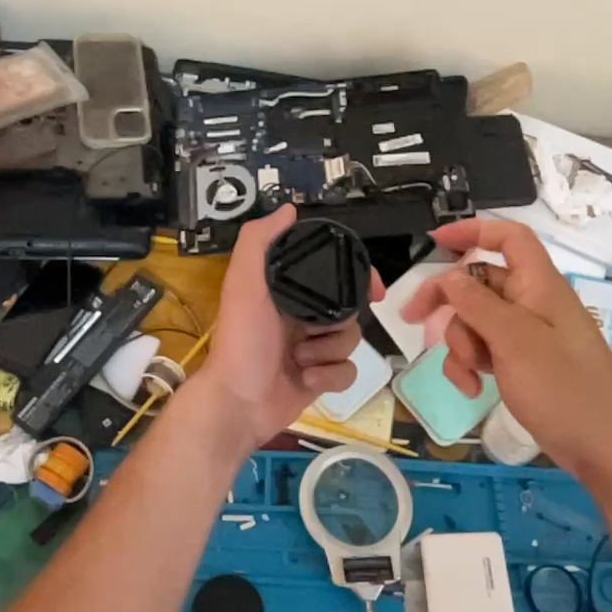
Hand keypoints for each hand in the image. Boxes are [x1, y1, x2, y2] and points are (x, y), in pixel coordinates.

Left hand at [182, 205, 382, 456]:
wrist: (238, 402)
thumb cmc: (240, 340)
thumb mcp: (243, 283)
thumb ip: (258, 242)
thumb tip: (288, 209)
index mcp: (284, 292)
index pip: (332, 275)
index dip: (356, 278)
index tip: (374, 288)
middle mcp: (300, 317)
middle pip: (348, 309)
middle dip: (339, 322)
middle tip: (316, 331)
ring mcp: (311, 349)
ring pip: (351, 340)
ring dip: (329, 350)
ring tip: (300, 358)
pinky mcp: (319, 378)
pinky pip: (347, 371)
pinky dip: (330, 376)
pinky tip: (307, 378)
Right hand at [400, 219, 611, 474]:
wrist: (605, 450)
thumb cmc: (564, 389)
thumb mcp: (514, 341)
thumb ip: (477, 304)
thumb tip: (448, 276)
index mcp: (540, 286)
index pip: (508, 238)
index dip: (473, 231)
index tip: (434, 240)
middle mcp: (534, 304)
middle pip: (480, 283)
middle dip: (447, 301)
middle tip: (412, 318)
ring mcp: (529, 336)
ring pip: (476, 320)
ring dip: (460, 345)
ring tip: (467, 375)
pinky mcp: (524, 364)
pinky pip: (485, 350)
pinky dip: (471, 365)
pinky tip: (472, 389)